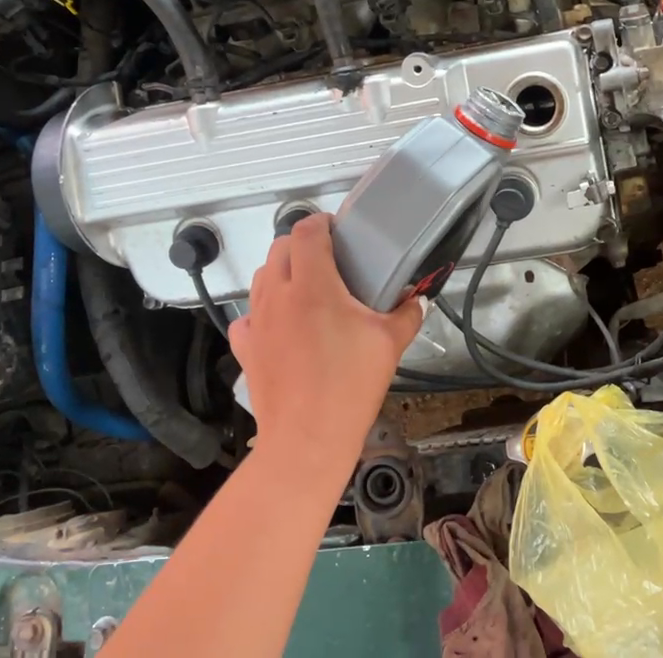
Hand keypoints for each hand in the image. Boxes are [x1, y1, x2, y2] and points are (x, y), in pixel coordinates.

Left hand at [228, 213, 423, 466]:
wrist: (307, 439)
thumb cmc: (349, 385)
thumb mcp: (390, 343)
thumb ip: (407, 314)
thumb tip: (417, 301)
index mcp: (313, 284)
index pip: (307, 232)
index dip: (322, 223)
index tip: (338, 230)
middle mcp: (278, 295)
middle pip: (279, 247)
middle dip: (302, 245)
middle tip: (329, 259)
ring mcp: (257, 321)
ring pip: (262, 277)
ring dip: (282, 272)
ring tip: (308, 289)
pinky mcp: (245, 348)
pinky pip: (249, 315)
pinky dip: (264, 311)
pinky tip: (283, 326)